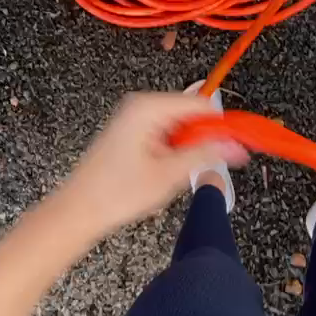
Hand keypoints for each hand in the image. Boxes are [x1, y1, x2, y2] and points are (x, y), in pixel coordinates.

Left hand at [51, 92, 247, 238]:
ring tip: (170, 176)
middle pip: (190, 115)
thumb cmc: (113, 194)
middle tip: (197, 169)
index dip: (223, 124)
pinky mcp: (131, 132)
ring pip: (179, 128)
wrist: (77, 212)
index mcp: (148, 107)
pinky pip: (165, 135)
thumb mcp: (169, 175)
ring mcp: (135, 118)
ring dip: (184, 151)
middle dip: (200, 141)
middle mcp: (141, 106)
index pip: (201, 104)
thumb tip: (236, 145)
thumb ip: (206, 155)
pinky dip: (171, 154)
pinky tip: (160, 175)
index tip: (238, 144)